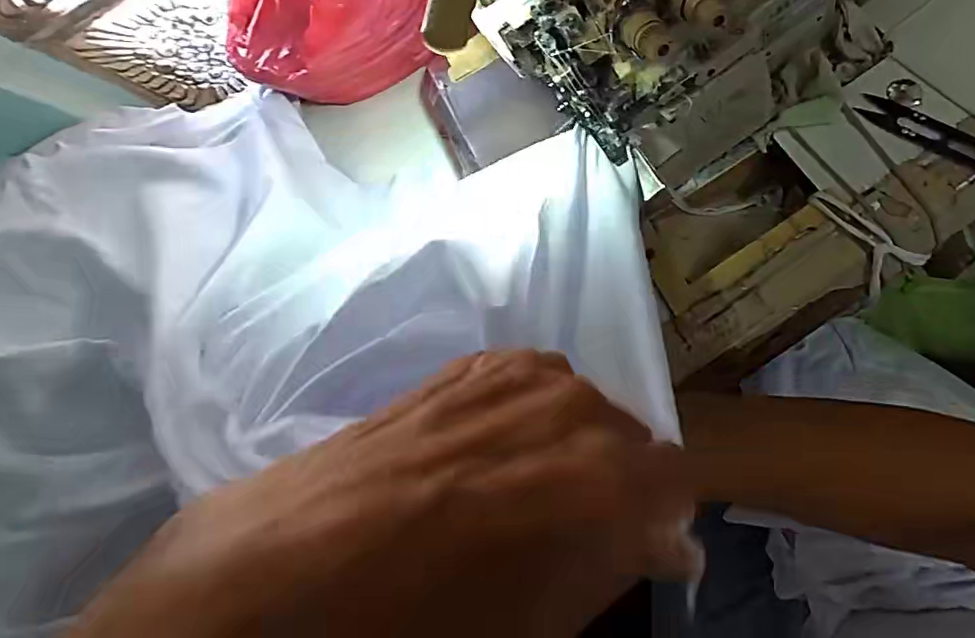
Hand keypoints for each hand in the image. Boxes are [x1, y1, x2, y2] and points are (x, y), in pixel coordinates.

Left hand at [73, 350, 695, 637]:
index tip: (648, 546)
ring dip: (577, 442)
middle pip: (630, 435)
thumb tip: (663, 539)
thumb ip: (616, 562)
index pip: (675, 478)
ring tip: (534, 488)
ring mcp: (519, 372)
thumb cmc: (429, 620)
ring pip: (583, 402)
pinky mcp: (472, 362)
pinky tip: (496, 449)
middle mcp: (573, 404)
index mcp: (605, 474)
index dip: (663, 517)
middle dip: (622, 481)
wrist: (299, 567)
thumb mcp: (545, 618)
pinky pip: (532, 380)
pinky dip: (534, 412)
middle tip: (586, 529)